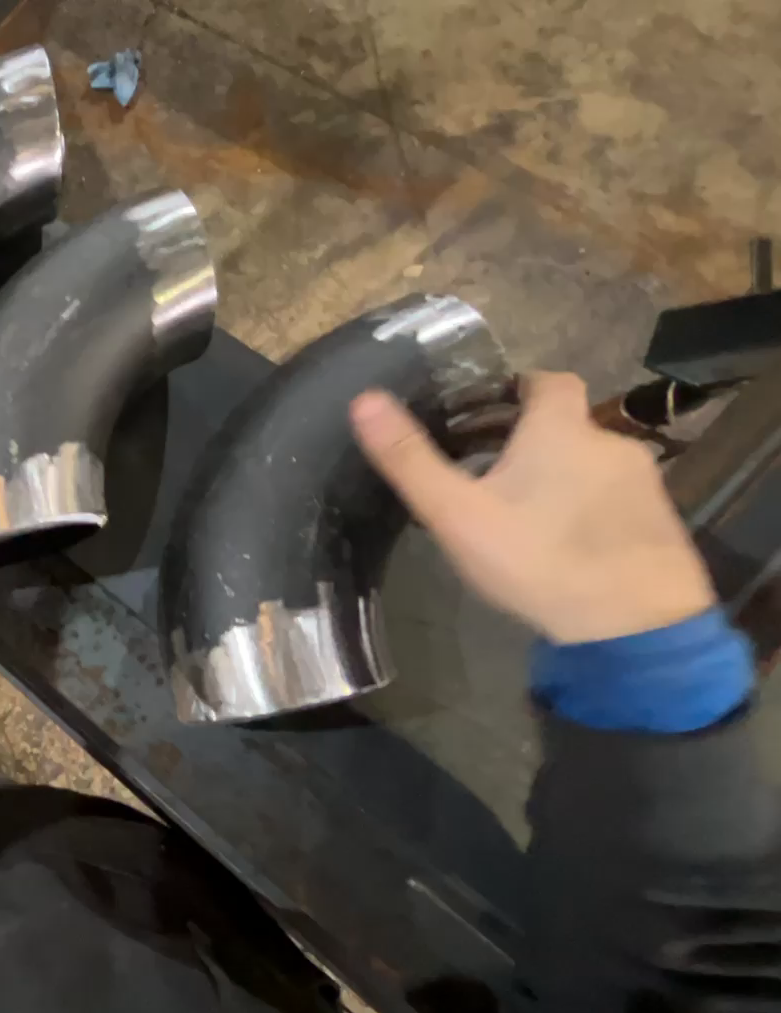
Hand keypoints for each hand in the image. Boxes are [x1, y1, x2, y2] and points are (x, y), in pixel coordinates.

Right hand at [350, 372, 714, 643]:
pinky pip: (602, 491)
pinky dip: (571, 497)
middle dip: (514, 435)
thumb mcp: (453, 511)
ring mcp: (639, 481)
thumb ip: (409, 458)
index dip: (511, 387)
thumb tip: (364, 401)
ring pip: (580, 459)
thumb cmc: (533, 557)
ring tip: (499, 503)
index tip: (473, 408)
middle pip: (558, 424)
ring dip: (544, 468)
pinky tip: (543, 533)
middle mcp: (608, 444)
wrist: (632, 625)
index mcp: (559, 432)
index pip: (546, 381)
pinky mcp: (654, 516)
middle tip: (467, 465)